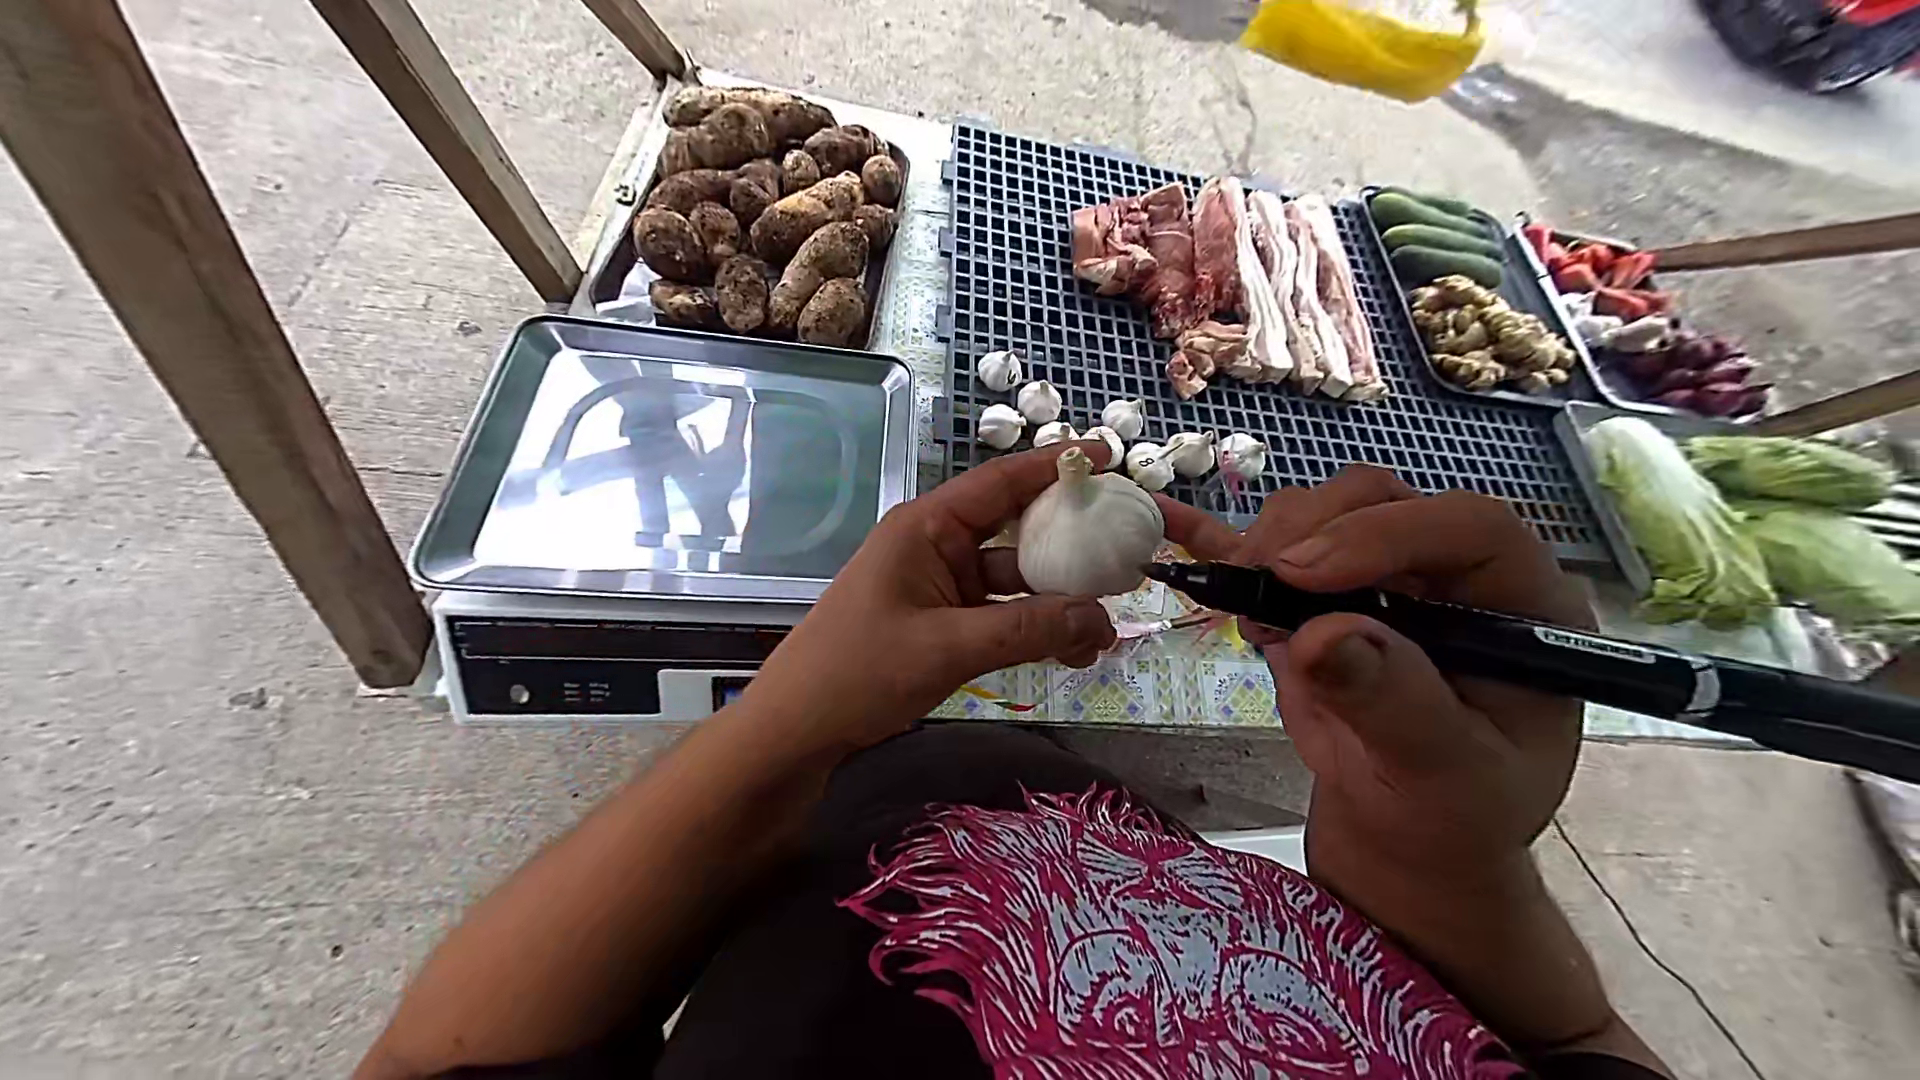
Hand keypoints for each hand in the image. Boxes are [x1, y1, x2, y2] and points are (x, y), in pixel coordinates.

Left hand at [742, 442, 1118, 751]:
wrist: (800, 726)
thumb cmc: (858, 672)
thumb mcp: (947, 648)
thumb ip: (1027, 630)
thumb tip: (1102, 619)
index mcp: (927, 527)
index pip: (1000, 482)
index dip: (1055, 466)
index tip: (1107, 456)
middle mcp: (938, 546)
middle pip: (1016, 530)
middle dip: (1070, 545)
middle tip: (1125, 555)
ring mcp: (941, 584)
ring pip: (1014, 579)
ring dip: (1056, 601)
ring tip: (1104, 629)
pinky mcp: (943, 619)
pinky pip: (1000, 612)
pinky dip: (1033, 627)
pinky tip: (1069, 648)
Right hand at [1159, 465, 1593, 879]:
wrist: (1400, 817)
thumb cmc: (1447, 803)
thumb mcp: (1443, 771)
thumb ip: (1395, 701)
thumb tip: (1321, 634)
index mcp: (1512, 600)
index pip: (1467, 527)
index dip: (1382, 533)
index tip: (1301, 575)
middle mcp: (1440, 571)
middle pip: (1375, 499)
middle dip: (1309, 528)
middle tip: (1261, 580)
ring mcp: (1368, 574)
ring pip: (1315, 511)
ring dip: (1266, 544)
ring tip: (1246, 607)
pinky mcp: (1308, 593)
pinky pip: (1262, 549)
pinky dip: (1212, 536)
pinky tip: (1175, 527)